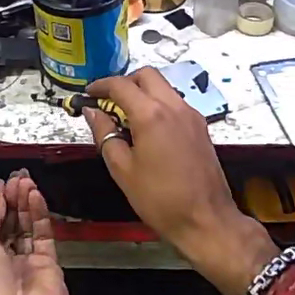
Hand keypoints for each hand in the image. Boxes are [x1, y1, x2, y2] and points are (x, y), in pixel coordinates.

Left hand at [0, 172, 68, 294]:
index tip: (0, 184)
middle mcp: (2, 266)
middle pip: (8, 226)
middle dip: (11, 201)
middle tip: (16, 177)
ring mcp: (27, 266)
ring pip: (26, 228)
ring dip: (25, 204)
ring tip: (26, 181)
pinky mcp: (49, 265)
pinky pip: (44, 234)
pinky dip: (40, 214)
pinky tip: (36, 196)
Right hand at [83, 69, 275, 294]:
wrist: (205, 219)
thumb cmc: (160, 199)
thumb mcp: (123, 170)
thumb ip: (105, 135)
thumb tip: (93, 113)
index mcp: (152, 115)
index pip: (121, 85)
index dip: (101, 85)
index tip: (88, 94)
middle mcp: (174, 106)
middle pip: (147, 75)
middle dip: (125, 82)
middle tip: (108, 100)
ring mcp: (191, 114)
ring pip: (164, 87)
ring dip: (143, 92)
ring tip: (126, 116)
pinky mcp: (201, 126)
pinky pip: (175, 103)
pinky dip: (159, 104)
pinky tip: (148, 128)